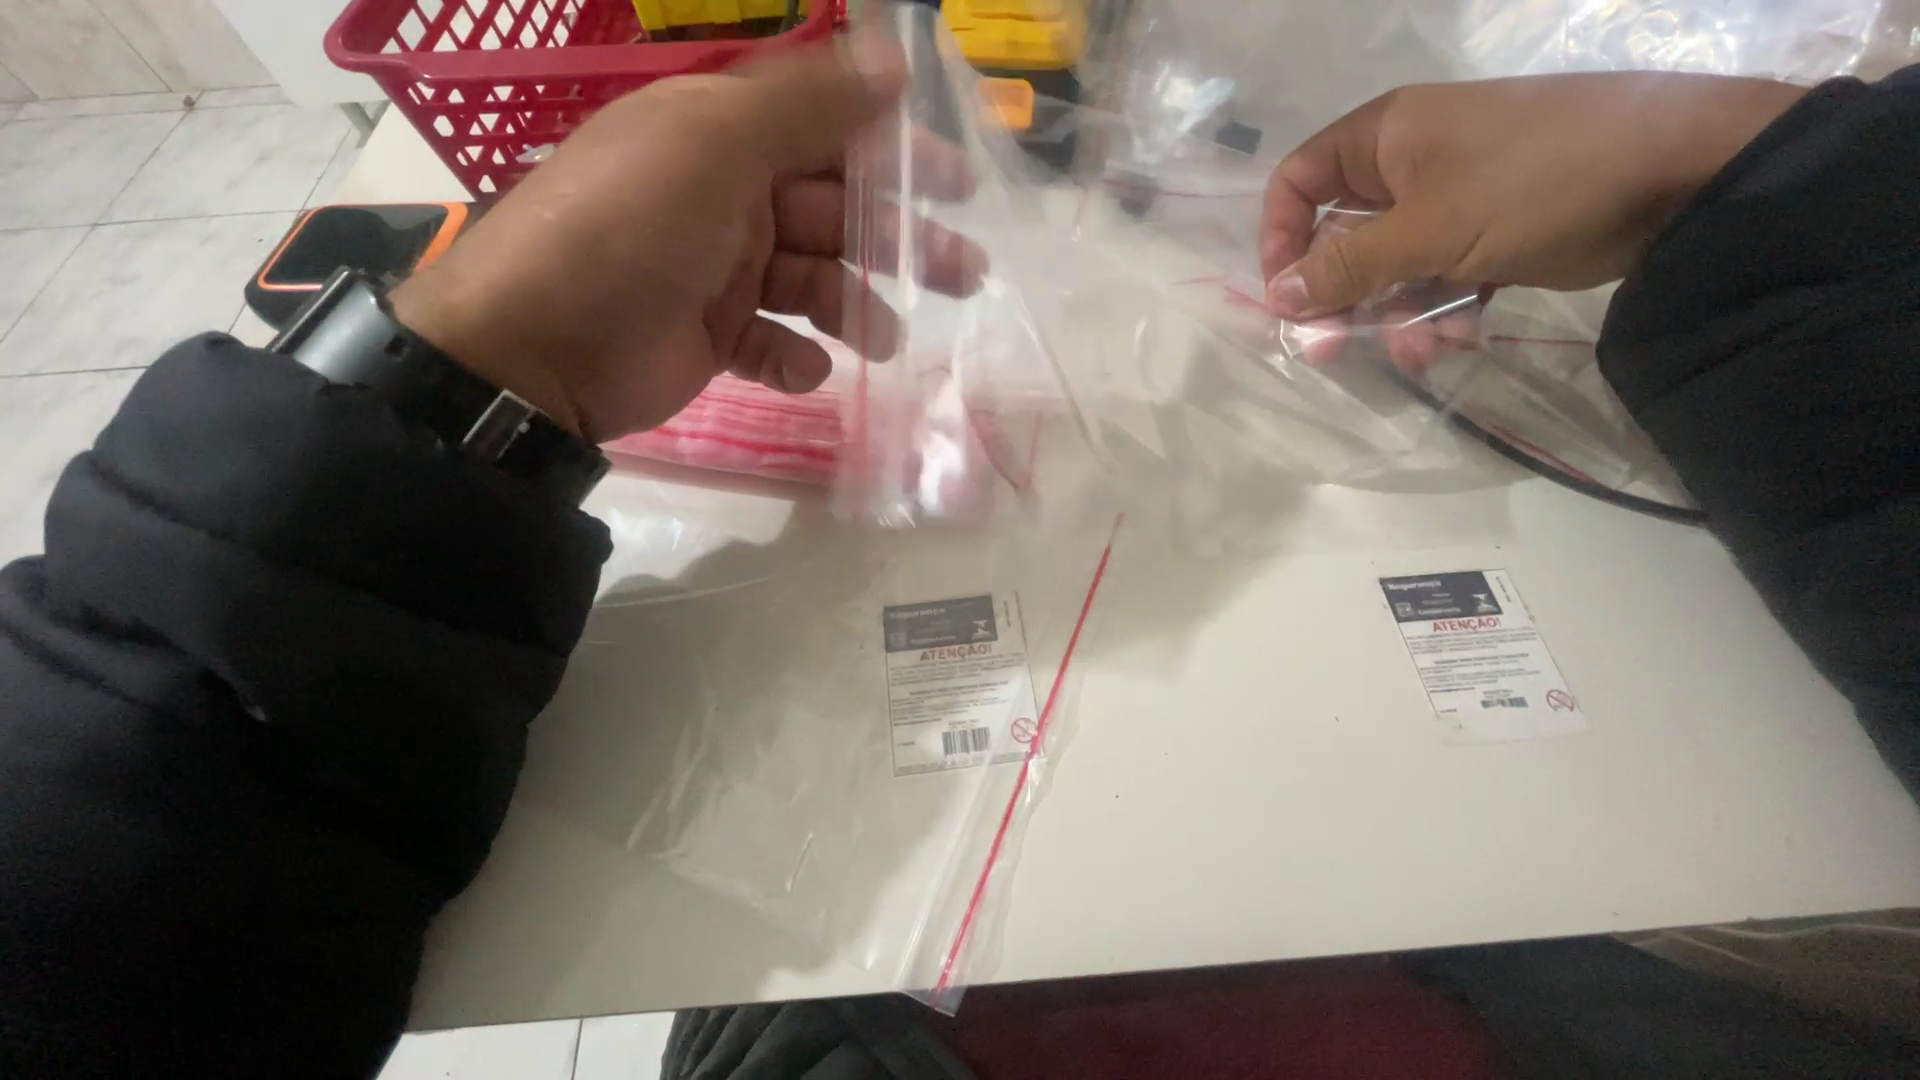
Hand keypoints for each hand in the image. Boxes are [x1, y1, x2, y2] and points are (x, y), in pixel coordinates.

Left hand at [392, 44, 983, 441]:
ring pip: (814, 284)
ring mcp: (720, 273)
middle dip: (900, 240)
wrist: (540, 349)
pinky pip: (773, 344)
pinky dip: (795, 358)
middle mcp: (728, 198)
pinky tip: (804, 370)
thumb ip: (806, 104)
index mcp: (724, 137)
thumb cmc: (631, 232)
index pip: (827, 131)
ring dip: (858, 309)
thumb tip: (894, 59)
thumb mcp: (714, 144)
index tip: (956, 182)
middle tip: (964, 272)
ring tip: (887, 340)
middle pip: (835, 213)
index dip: (895, 152)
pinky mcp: (713, 337)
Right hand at [1260, 72, 1807, 326]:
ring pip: (1388, 267)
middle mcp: (1409, 164)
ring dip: (1393, 317)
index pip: (1298, 181)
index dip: (1280, 237)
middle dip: (1338, 296)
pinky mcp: (1487, 234)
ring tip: (1419, 353)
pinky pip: (1436, 278)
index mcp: (1386, 137)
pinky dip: (1438, 313)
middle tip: (1330, 347)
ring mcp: (1450, 201)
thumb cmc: (1534, 183)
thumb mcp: (1426, 230)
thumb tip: (1277, 297)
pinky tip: (1455, 341)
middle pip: (1339, 236)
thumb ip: (1344, 267)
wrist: (1684, 177)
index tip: (1285, 294)